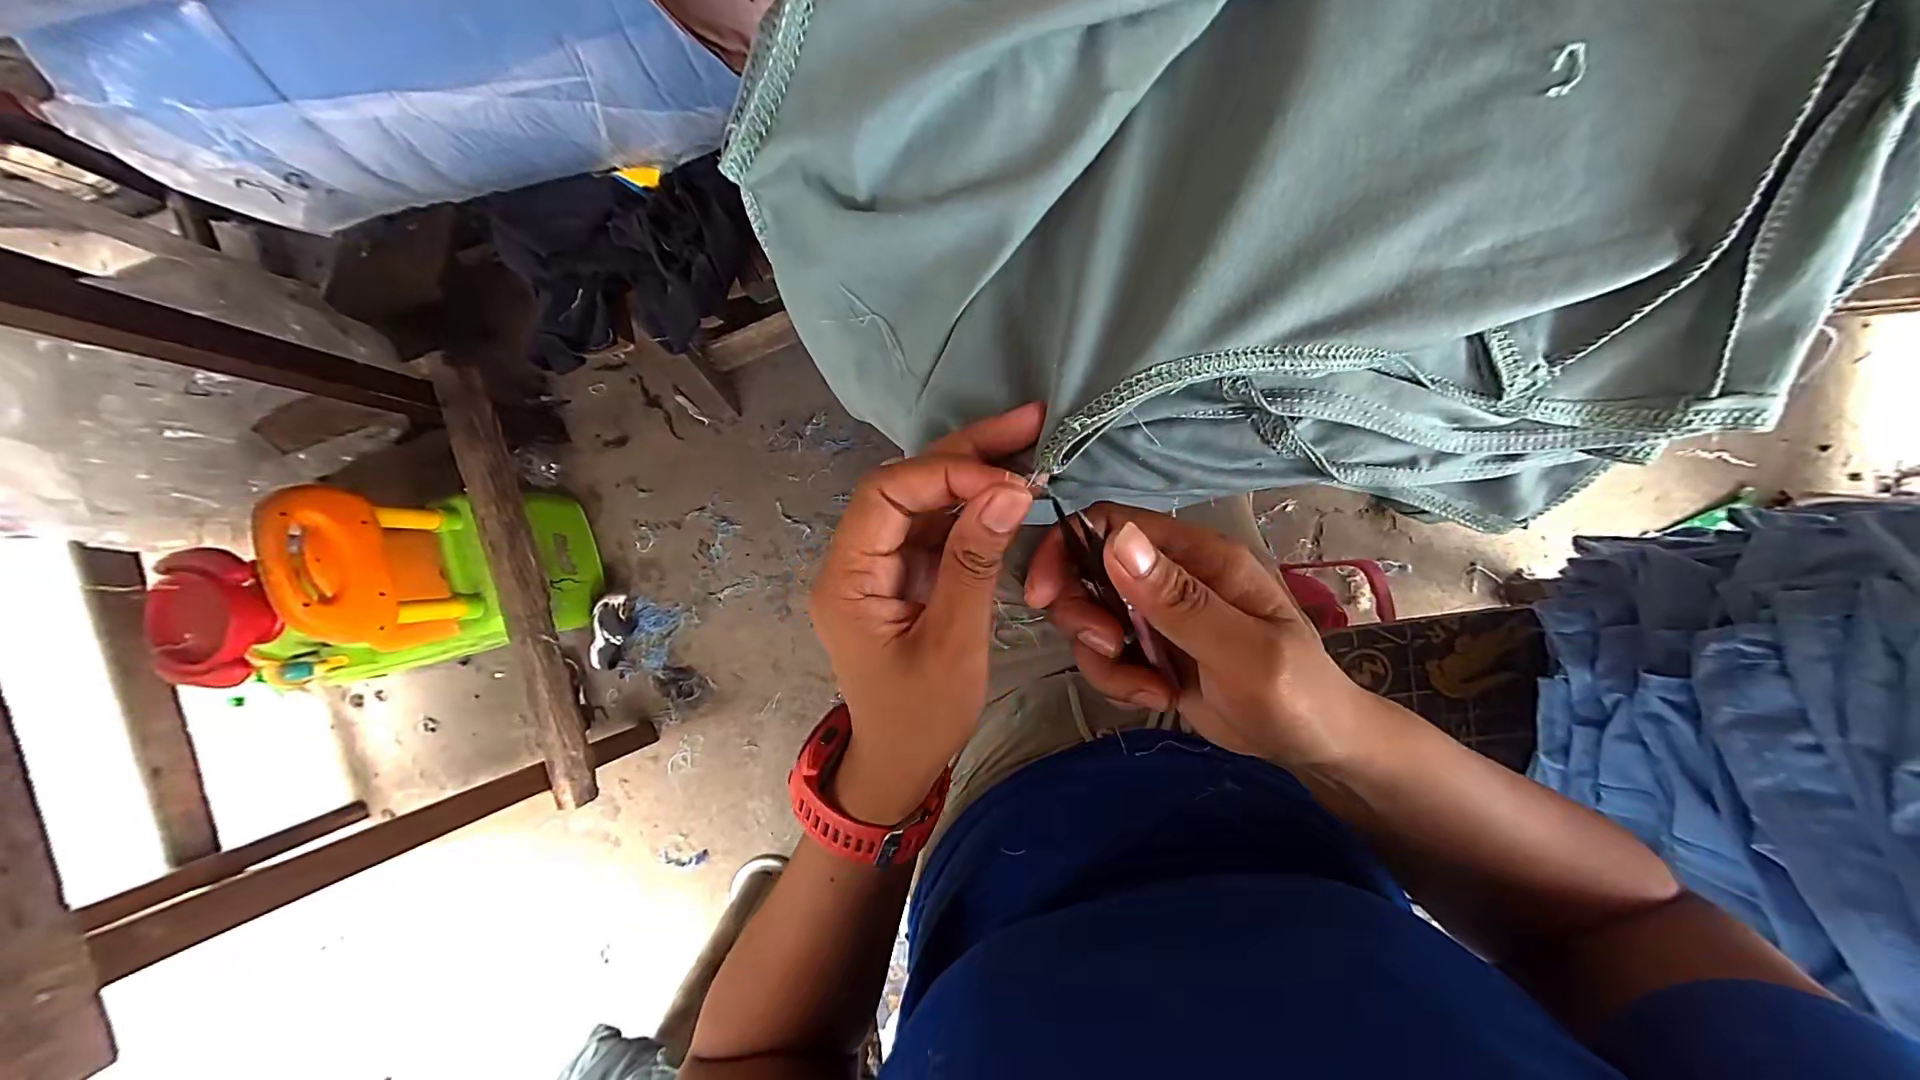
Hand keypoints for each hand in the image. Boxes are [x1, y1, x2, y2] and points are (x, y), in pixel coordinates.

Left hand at [808, 403, 1042, 822]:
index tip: (1008, 479)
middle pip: (905, 485)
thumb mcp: (953, 644)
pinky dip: (975, 506)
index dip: (946, 474)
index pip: (887, 494)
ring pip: (924, 500)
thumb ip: (974, 563)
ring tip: (1028, 441)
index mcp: (847, 577)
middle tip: (1028, 421)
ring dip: (974, 471)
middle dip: (964, 453)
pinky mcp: (907, 573)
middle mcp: (857, 558)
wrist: (901, 762)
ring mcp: (882, 564)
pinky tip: (1010, 487)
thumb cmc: (920, 716)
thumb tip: (1008, 491)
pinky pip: (938, 526)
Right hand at [1024, 503, 1364, 764]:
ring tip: (1148, 688)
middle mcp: (1168, 575)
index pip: (1111, 523)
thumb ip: (1180, 598)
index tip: (1044, 595)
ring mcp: (1155, 614)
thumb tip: (1117, 539)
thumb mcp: (1242, 649)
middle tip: (1111, 650)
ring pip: (1089, 618)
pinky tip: (1157, 698)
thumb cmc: (1295, 692)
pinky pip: (1103, 656)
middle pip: (1086, 570)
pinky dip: (1117, 681)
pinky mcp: (1147, 649)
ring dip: (1103, 658)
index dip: (1066, 548)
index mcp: (1196, 555)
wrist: (1312, 746)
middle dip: (1083, 615)